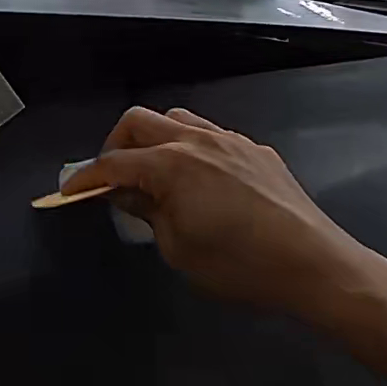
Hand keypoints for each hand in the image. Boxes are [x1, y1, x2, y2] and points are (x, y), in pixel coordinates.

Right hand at [62, 107, 386, 326]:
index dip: (86, 177)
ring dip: (153, 138)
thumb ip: (145, 211)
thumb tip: (126, 193)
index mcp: (172, 164)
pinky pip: (210, 134)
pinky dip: (189, 147)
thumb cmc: (240, 266)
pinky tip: (200, 179)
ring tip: (154, 171)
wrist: (317, 267)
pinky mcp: (254, 149)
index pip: (114, 163)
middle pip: (138, 121)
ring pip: (175, 118)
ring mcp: (229, 139)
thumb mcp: (178, 248)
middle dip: (115, 145)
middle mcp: (196, 140)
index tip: (69, 191)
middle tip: (113, 178)